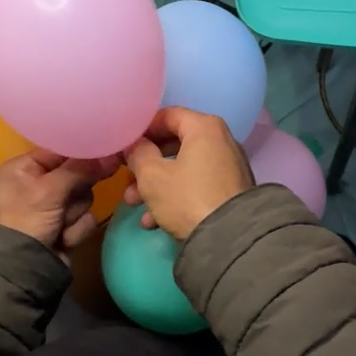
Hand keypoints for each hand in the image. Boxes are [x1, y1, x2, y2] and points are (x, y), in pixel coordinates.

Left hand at [0, 148, 122, 260]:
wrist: (22, 269)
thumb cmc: (26, 221)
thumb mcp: (49, 190)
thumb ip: (80, 169)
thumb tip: (112, 156)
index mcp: (25, 167)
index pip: (61, 150)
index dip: (83, 152)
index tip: (105, 153)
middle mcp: (39, 183)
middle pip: (78, 174)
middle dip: (75, 192)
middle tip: (68, 198)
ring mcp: (53, 206)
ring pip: (85, 197)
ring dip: (74, 214)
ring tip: (58, 225)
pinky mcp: (65, 226)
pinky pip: (85, 218)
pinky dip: (76, 230)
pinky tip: (62, 239)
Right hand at [122, 107, 255, 241]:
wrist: (230, 240)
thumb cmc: (187, 198)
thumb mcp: (153, 176)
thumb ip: (138, 154)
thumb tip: (135, 145)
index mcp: (204, 128)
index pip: (168, 115)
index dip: (142, 129)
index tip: (125, 145)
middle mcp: (221, 141)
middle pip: (174, 145)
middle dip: (146, 164)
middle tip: (127, 178)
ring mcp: (227, 168)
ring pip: (183, 169)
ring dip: (155, 185)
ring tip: (134, 205)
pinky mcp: (229, 193)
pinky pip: (197, 186)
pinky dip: (175, 198)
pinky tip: (154, 222)